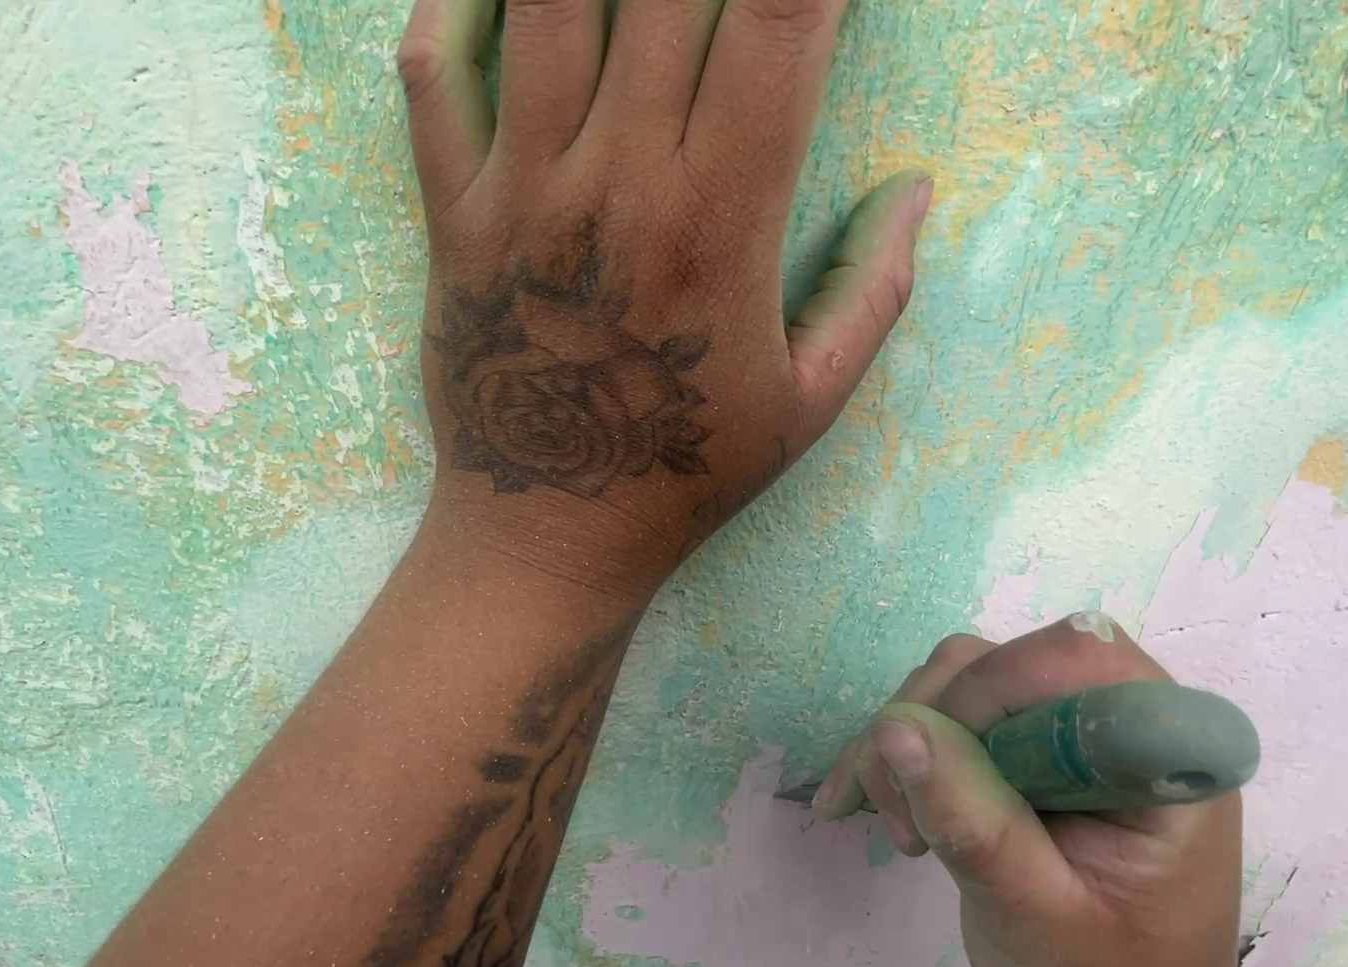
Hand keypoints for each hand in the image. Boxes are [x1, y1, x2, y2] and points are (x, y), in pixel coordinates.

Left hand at [398, 0, 932, 601]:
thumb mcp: (808, 404)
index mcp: (721, 221)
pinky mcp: (450, 213)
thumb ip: (875, 292)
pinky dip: (453, 4)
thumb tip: (915, 190)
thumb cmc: (684, 473)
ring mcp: (520, 189)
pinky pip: (432, 74)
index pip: (783, 23)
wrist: (550, 533)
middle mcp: (618, 180)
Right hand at [815, 615, 1245, 966]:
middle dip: (929, 731)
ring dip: (902, 747)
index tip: (947, 779)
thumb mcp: (1038, 917)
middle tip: (908, 826)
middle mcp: (1108, 716)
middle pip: (992, 663)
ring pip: (950, 680)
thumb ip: (973, 822)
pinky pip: (934, 712)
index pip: (1074, 657)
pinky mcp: (1015, 741)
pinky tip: (854, 804)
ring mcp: (1056, 725)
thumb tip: (892, 726)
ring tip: (905, 833)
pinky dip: (889, 755)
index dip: (993, 693)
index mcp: (1159, 751)